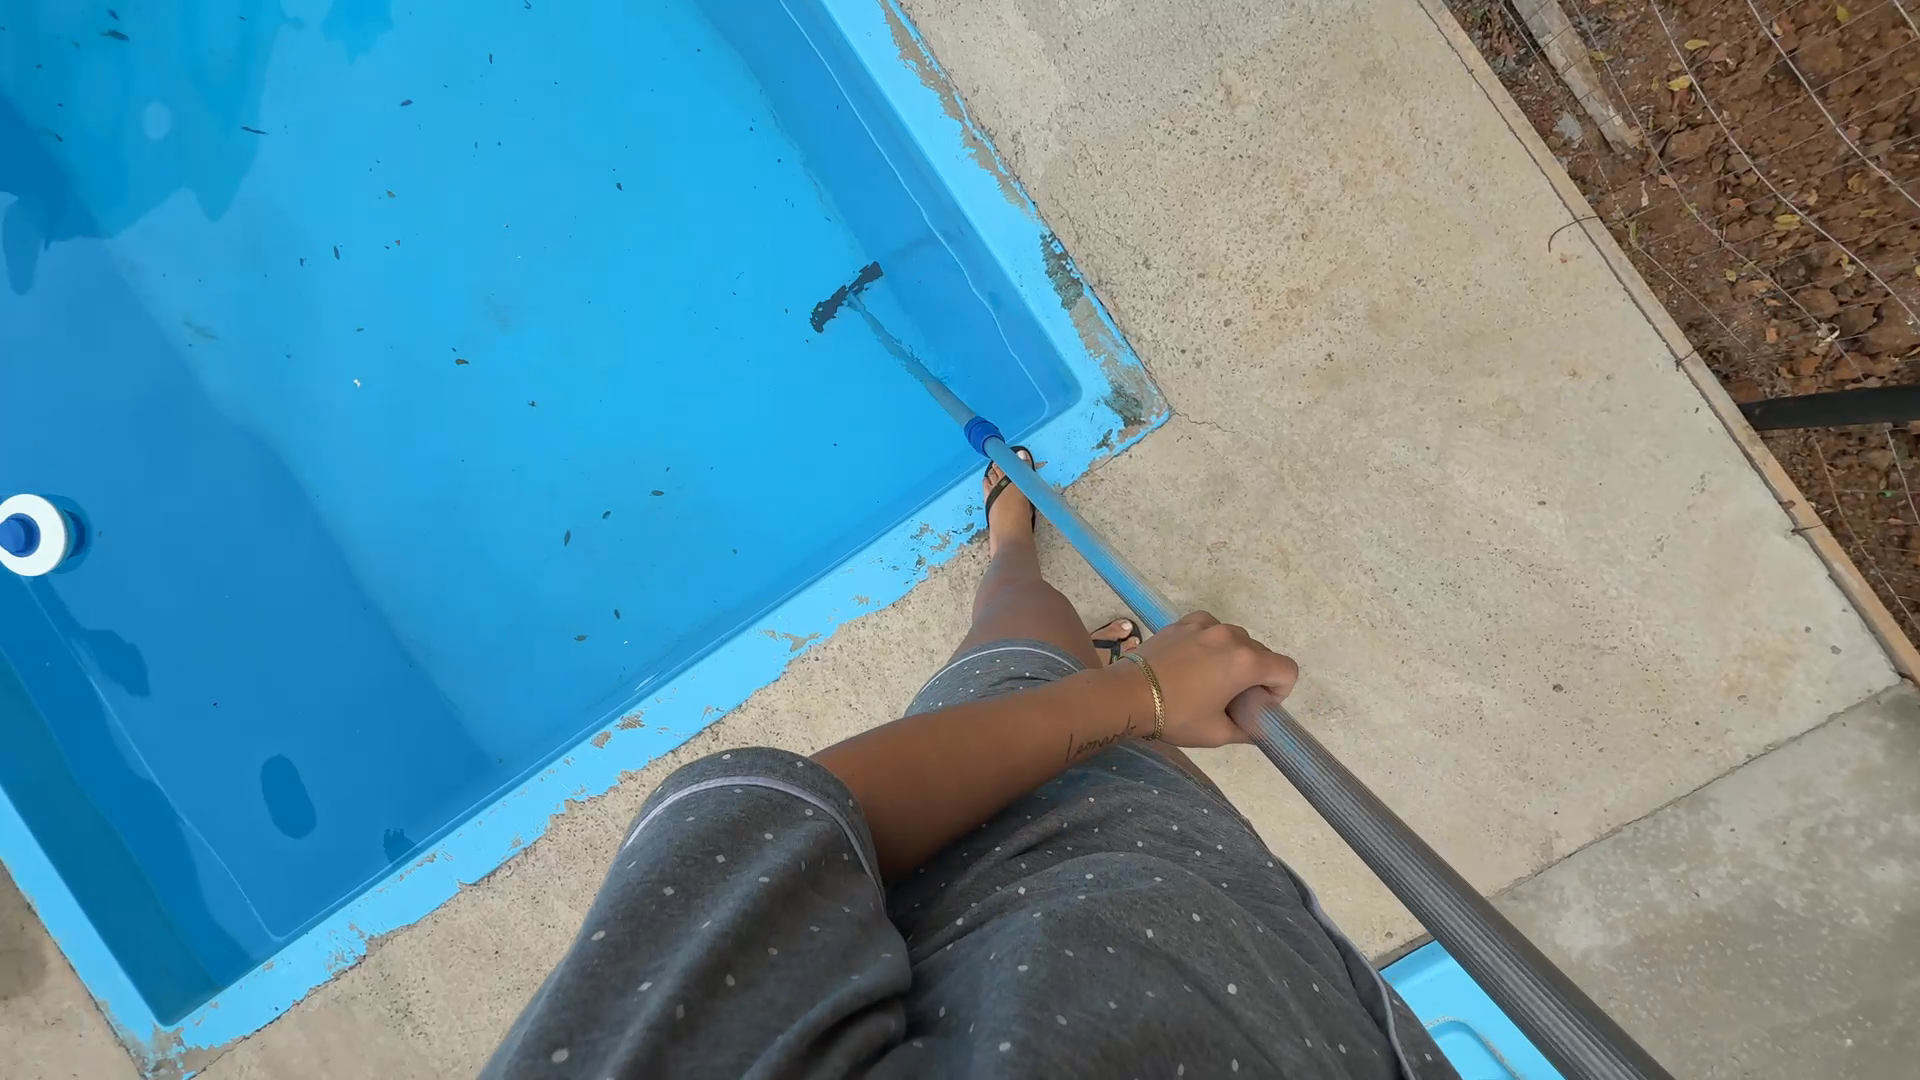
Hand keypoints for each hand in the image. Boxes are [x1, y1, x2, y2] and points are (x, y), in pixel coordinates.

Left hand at [1120, 611, 1297, 747]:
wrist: (1128, 694)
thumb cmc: (1176, 715)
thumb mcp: (1218, 733)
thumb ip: (1248, 729)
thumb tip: (1256, 726)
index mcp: (1246, 662)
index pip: (1286, 670)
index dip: (1279, 691)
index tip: (1256, 705)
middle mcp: (1230, 636)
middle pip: (1260, 654)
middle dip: (1254, 676)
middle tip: (1230, 698)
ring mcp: (1205, 625)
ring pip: (1235, 638)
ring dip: (1232, 656)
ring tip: (1209, 679)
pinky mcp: (1182, 622)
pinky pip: (1210, 627)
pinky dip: (1210, 641)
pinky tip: (1194, 659)